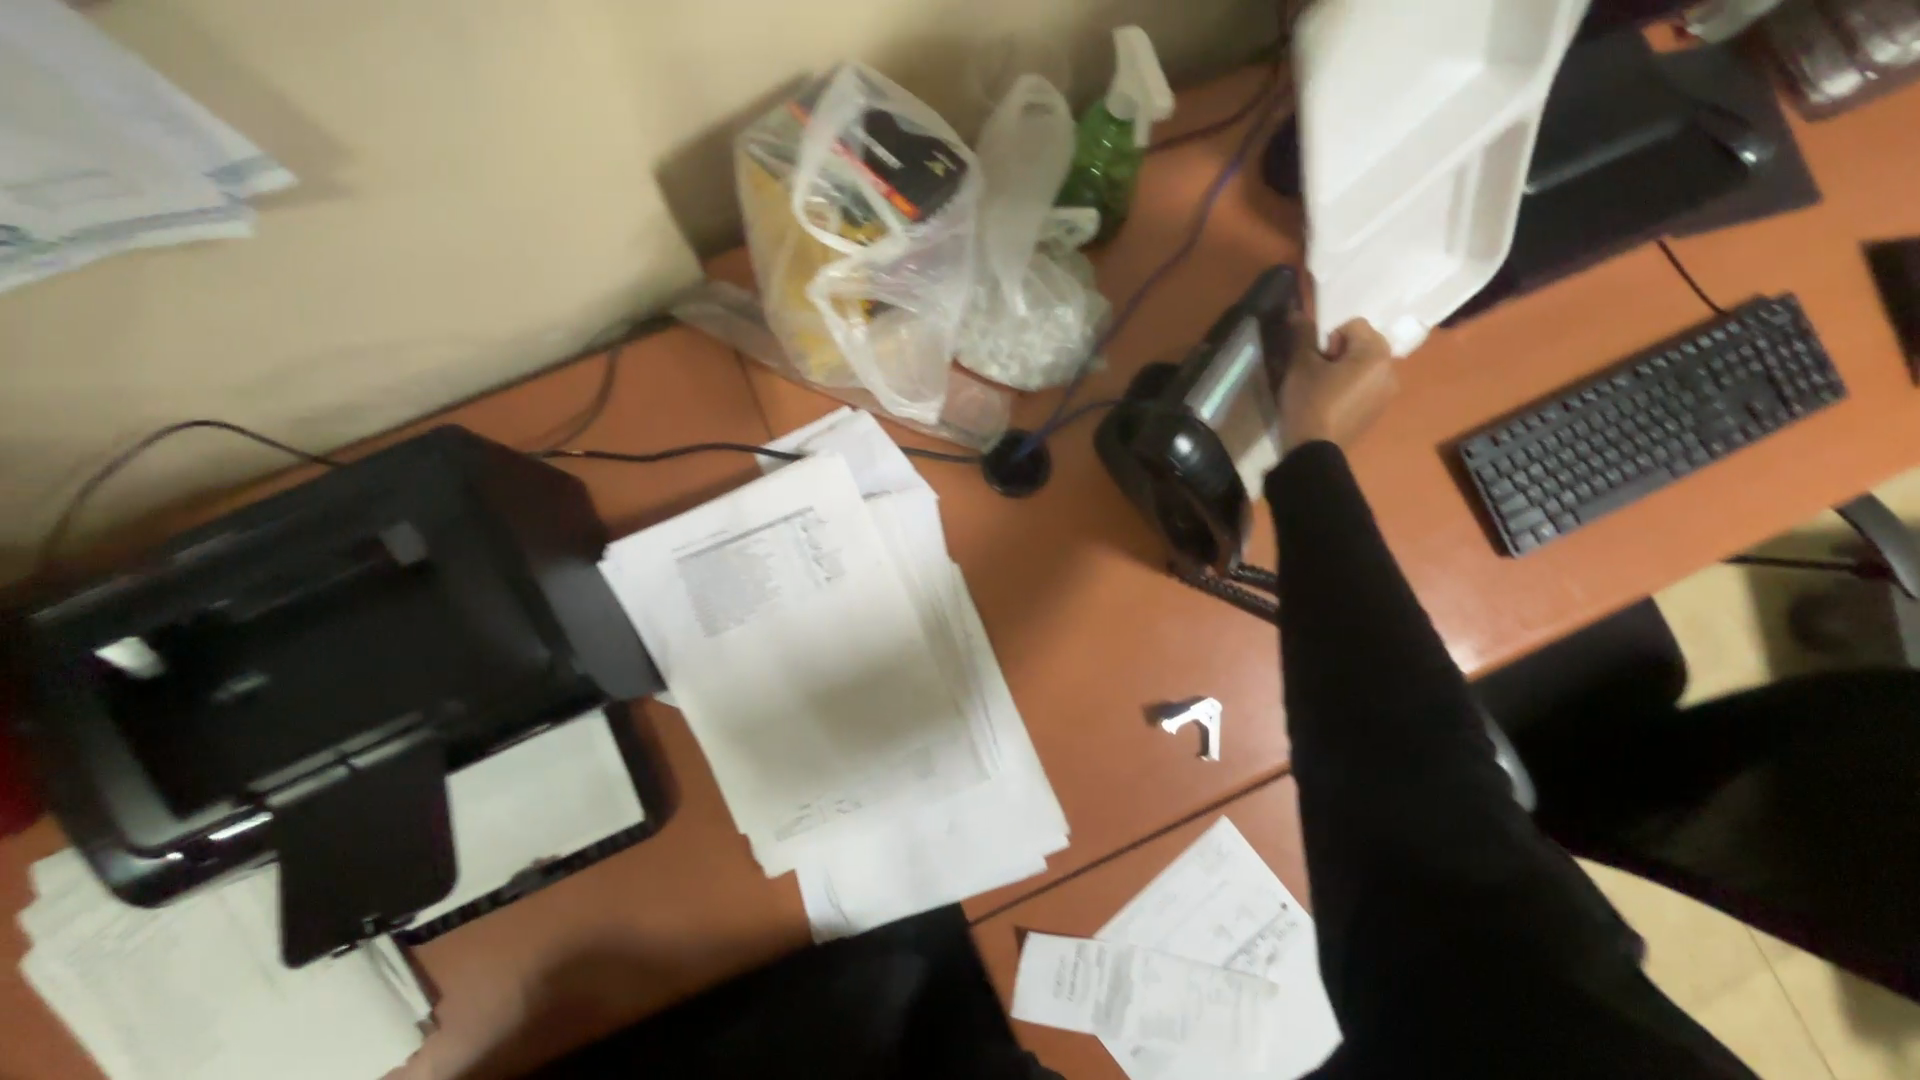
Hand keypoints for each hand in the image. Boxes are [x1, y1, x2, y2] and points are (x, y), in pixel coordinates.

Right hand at [1281, 317, 1397, 451]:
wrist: (1315, 450)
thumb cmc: (1310, 402)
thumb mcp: (1301, 365)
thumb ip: (1303, 335)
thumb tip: (1299, 313)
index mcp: (1376, 354)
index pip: (1354, 324)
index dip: (1330, 338)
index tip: (1317, 360)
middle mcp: (1390, 369)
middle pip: (1364, 343)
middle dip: (1341, 351)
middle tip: (1320, 373)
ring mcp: (1387, 393)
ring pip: (1366, 365)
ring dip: (1347, 369)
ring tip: (1325, 390)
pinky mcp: (1379, 410)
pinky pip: (1367, 385)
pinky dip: (1352, 387)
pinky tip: (1332, 404)